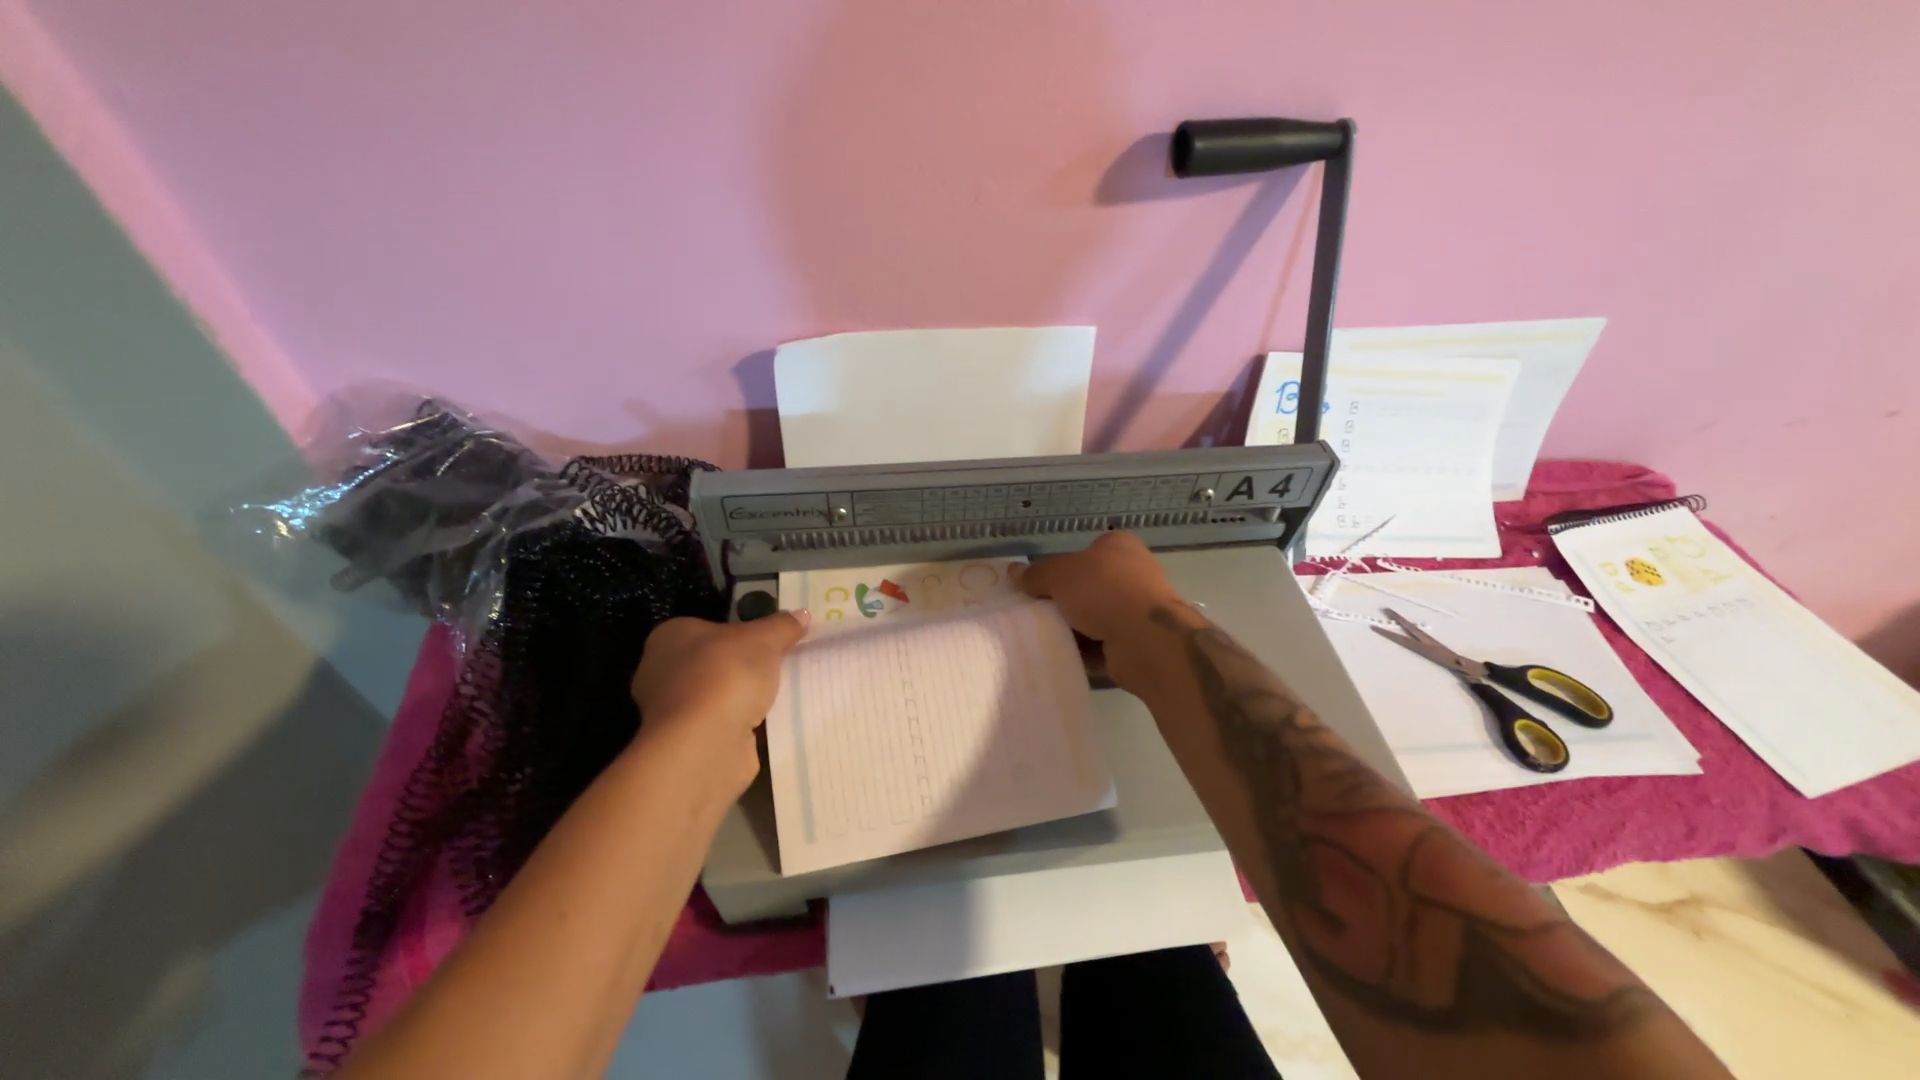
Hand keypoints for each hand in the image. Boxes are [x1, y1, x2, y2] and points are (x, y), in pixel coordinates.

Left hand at [628, 611, 808, 800]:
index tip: (769, 642)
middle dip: (742, 668)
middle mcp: (661, 672)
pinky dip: (740, 725)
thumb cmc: (725, 676)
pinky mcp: (686, 743)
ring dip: (741, 699)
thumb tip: (802, 615)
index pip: (707, 628)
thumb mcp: (763, 640)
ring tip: (780, 696)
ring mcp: (671, 711)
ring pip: (716, 697)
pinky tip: (766, 725)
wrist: (705, 743)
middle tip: (779, 667)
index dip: (740, 633)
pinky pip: (721, 726)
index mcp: (670, 637)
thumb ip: (782, 626)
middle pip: (712, 663)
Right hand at [1014, 532, 1184, 692]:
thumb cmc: (1103, 591)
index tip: (1038, 585)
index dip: (1061, 566)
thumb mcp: (1060, 574)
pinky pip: (1100, 646)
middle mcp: (1133, 575)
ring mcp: (1137, 611)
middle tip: (1033, 612)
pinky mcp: (1137, 642)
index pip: (1087, 552)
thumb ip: (1036, 574)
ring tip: (1040, 637)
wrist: (1145, 639)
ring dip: (1072, 630)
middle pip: (1088, 587)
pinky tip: (1058, 657)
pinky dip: (1082, 653)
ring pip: (1094, 618)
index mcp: (1119, 548)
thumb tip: (1013, 571)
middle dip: (1063, 601)